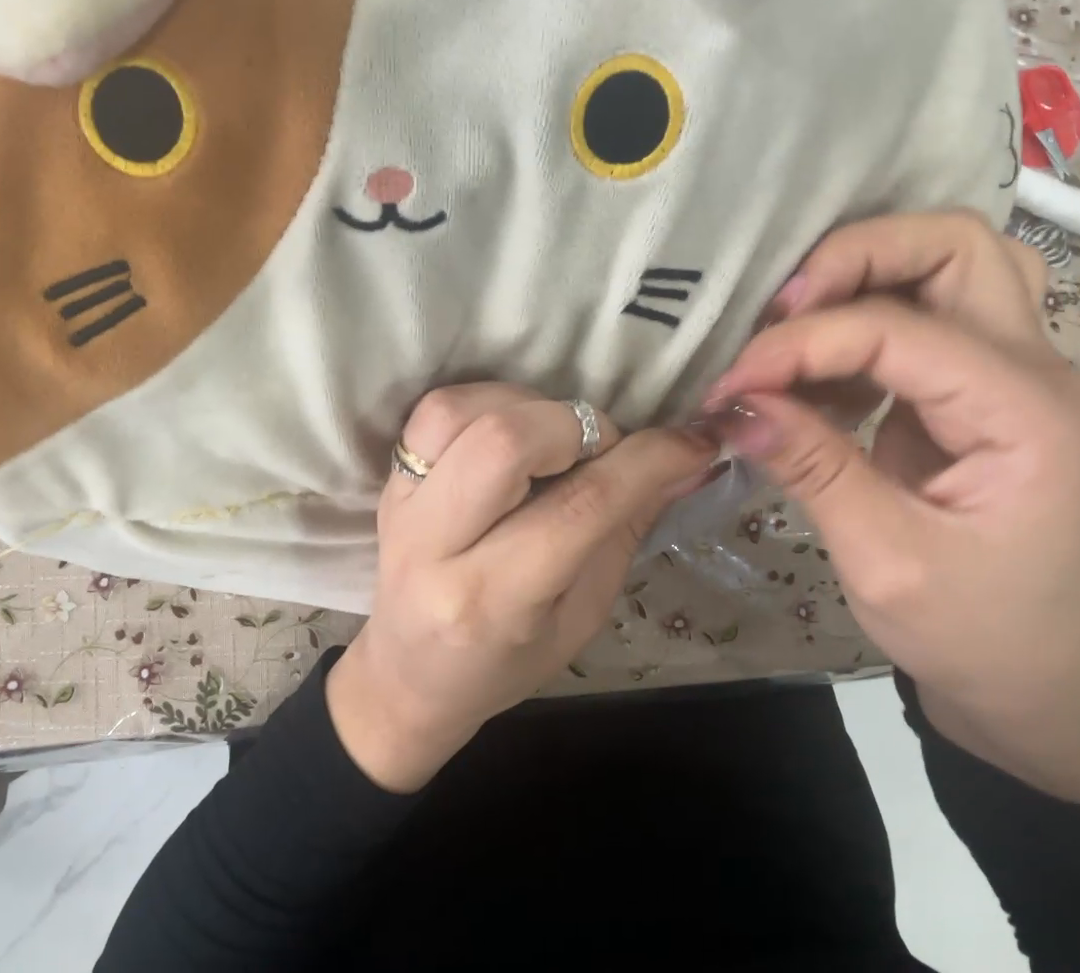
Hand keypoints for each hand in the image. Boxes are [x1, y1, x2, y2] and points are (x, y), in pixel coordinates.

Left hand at [328, 385, 719, 792]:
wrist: (407, 677)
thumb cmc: (503, 663)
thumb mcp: (580, 617)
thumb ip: (625, 531)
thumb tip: (687, 460)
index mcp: (491, 601)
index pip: (577, 509)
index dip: (646, 461)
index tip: (691, 443)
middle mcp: (435, 547)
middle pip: (504, 443)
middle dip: (576, 427)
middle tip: (602, 453)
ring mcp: (401, 507)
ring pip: (457, 412)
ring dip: (526, 406)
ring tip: (554, 440)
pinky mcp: (388, 482)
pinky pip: (431, 412)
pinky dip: (484, 402)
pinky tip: (511, 430)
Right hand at [705, 212, 1079, 806]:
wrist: (1051, 700)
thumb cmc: (981, 640)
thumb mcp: (886, 559)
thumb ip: (812, 466)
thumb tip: (732, 403)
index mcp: (1026, 410)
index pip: (895, 329)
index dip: (797, 345)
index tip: (725, 387)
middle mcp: (1033, 372)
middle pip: (956, 249)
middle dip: (856, 257)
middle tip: (776, 310)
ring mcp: (1012, 383)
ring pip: (953, 271)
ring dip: (868, 276)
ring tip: (790, 324)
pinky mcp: (980, 405)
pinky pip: (929, 326)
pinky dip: (866, 324)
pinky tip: (813, 372)